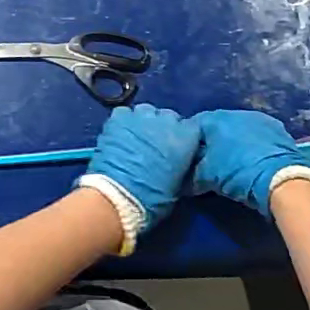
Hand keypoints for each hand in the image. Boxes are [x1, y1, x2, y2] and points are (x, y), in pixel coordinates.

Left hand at [79, 104, 200, 236]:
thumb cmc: (152, 198)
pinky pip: (124, 114)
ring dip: (144, 122)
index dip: (183, 137)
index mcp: (186, 137)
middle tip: (155, 145)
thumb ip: (182, 165)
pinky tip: (119, 136)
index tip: (177, 147)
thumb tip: (179, 161)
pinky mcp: (119, 117)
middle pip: (168, 116)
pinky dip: (123, 123)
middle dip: (164, 128)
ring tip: (136, 138)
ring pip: (146, 111)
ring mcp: (141, 116)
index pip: (192, 127)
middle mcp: (166, 120)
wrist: (117, 197)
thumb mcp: (178, 184)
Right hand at [191, 110, 309, 217]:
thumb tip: (184, 179)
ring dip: (234, 143)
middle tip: (208, 161)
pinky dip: (252, 146)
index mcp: (218, 118)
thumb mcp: (207, 177)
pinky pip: (258, 137)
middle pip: (218, 126)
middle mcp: (238, 113)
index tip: (187, 157)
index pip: (195, 125)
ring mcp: (261, 119)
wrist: (281, 178)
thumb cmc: (237, 173)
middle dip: (212, 142)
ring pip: (239, 130)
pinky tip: (251, 161)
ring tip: (231, 162)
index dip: (189, 142)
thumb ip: (192, 174)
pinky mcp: (279, 130)